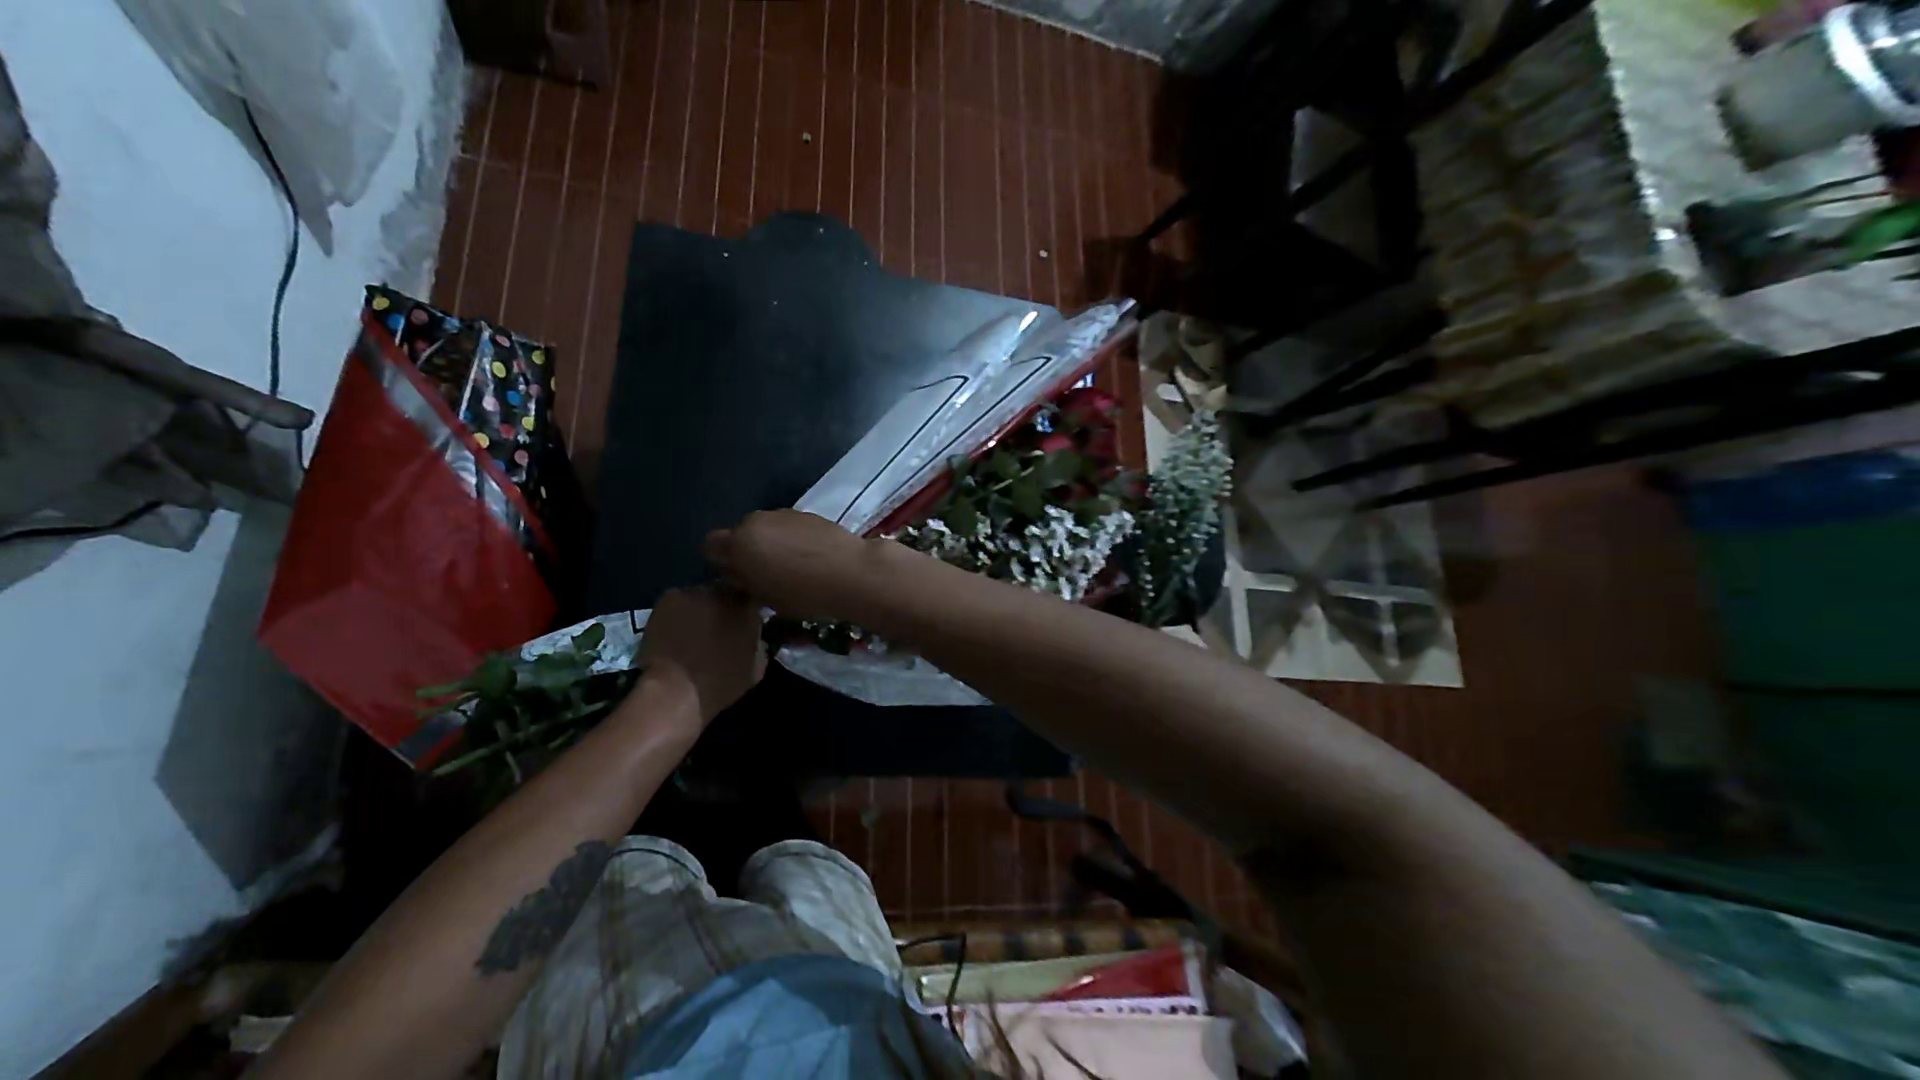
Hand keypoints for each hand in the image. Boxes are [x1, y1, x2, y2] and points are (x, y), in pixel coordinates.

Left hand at [637, 586, 766, 723]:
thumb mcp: (757, 667)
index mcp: (750, 608)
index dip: (749, 608)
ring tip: (693, 630)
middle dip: (725, 606)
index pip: (754, 596)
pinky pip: (678, 601)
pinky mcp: (670, 598)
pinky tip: (675, 630)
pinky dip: (678, 612)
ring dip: (701, 608)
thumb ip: (760, 643)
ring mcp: (696, 592)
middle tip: (718, 626)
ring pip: (701, 595)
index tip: (744, 623)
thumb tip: (756, 636)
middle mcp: (725, 592)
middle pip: (727, 592)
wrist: (676, 689)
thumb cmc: (722, 683)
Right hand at [701, 510, 878, 622]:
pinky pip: (787, 526)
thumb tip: (735, 573)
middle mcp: (755, 521)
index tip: (738, 576)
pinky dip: (792, 537)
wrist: (851, 572)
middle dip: (748, 549)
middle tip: (767, 573)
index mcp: (739, 543)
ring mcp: (783, 514)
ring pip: (765, 528)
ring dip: (771, 542)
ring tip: (793, 565)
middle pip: (740, 533)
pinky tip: (810, 556)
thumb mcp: (766, 597)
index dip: (722, 561)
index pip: (711, 545)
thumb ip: (743, 581)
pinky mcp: (806, 513)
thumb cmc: (804, 593)